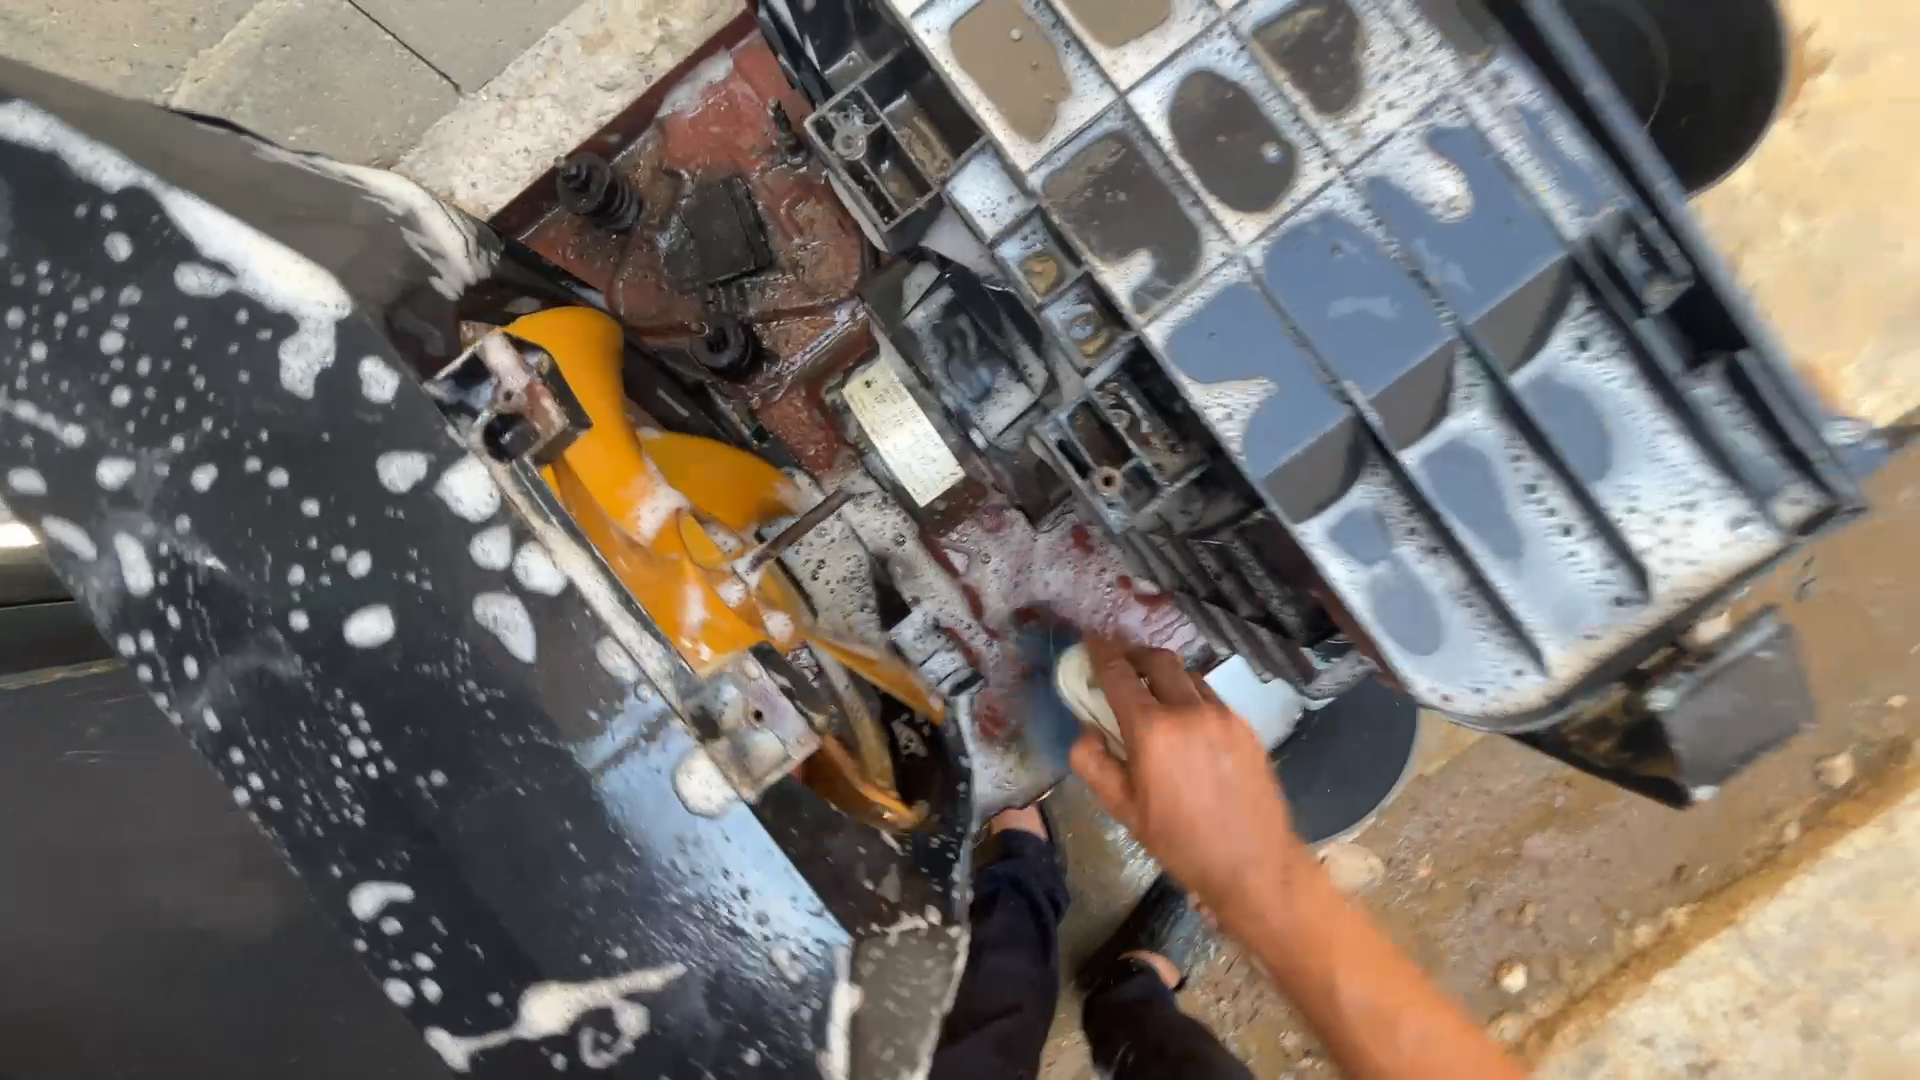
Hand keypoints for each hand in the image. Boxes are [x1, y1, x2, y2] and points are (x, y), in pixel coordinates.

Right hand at [1070, 640, 1311, 924]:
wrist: (1255, 867)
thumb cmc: (1180, 842)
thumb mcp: (1122, 809)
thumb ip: (1092, 762)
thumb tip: (1086, 729)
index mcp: (1153, 730)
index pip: (1119, 673)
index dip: (1100, 652)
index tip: (1090, 641)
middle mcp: (1189, 711)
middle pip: (1158, 659)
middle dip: (1134, 653)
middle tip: (1120, 662)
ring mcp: (1223, 716)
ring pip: (1188, 675)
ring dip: (1164, 674)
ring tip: (1152, 694)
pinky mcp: (1246, 727)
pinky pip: (1210, 697)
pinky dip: (1189, 696)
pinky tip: (1185, 722)